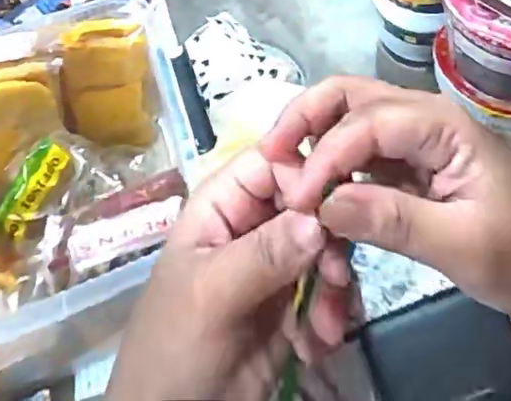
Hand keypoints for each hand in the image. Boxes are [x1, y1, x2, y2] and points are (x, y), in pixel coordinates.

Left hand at [109, 148, 354, 400]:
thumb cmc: (173, 347)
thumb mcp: (210, 295)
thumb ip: (262, 254)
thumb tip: (317, 216)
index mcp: (222, 203)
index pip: (272, 162)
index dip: (305, 177)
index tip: (331, 213)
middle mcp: (251, 224)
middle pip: (307, 203)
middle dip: (329, 239)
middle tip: (337, 279)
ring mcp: (273, 265)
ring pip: (325, 248)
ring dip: (334, 286)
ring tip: (326, 327)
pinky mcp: (290, 306)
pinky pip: (327, 291)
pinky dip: (331, 316)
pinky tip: (317, 346)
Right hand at [262, 77, 510, 316]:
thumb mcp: (465, 247)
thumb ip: (394, 220)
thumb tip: (322, 203)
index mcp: (443, 123)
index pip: (368, 121)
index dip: (327, 154)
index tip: (299, 197)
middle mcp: (422, 117)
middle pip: (349, 96)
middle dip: (305, 117)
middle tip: (271, 152)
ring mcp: (413, 139)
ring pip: (347, 118)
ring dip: (312, 138)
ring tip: (284, 171)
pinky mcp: (406, 164)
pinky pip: (356, 152)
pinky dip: (329, 165)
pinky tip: (314, 191)